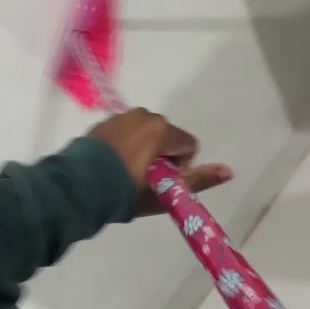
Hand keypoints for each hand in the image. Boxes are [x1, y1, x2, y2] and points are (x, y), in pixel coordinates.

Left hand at [86, 108, 231, 215]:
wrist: (79, 187)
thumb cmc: (127, 191)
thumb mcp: (166, 192)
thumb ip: (199, 180)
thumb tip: (230, 171)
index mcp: (161, 128)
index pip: (188, 146)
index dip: (180, 167)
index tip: (162, 183)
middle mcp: (143, 115)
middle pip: (166, 138)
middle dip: (162, 157)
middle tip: (144, 181)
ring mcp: (120, 117)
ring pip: (145, 134)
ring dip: (143, 151)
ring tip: (126, 174)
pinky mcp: (102, 123)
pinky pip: (125, 133)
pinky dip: (124, 146)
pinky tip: (111, 166)